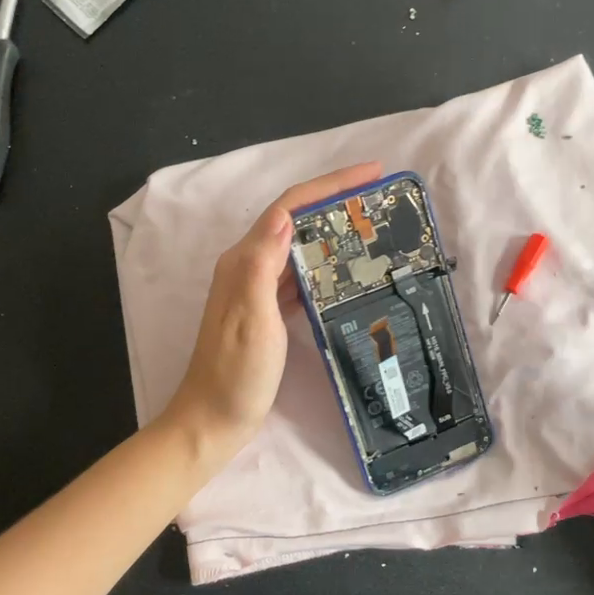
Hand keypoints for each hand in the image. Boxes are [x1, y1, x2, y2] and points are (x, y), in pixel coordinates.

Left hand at [160, 162, 383, 458]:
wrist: (212, 420)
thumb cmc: (234, 375)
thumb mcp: (252, 321)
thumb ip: (262, 269)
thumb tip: (284, 219)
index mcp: (243, 262)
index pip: (288, 208)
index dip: (330, 186)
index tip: (373, 174)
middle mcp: (247, 267)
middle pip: (295, 220)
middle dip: (336, 203)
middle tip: (381, 200)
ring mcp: (256, 289)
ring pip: (298, 247)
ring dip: (332, 233)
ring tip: (373, 228)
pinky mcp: (266, 311)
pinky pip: (299, 276)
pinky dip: (325, 267)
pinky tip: (349, 272)